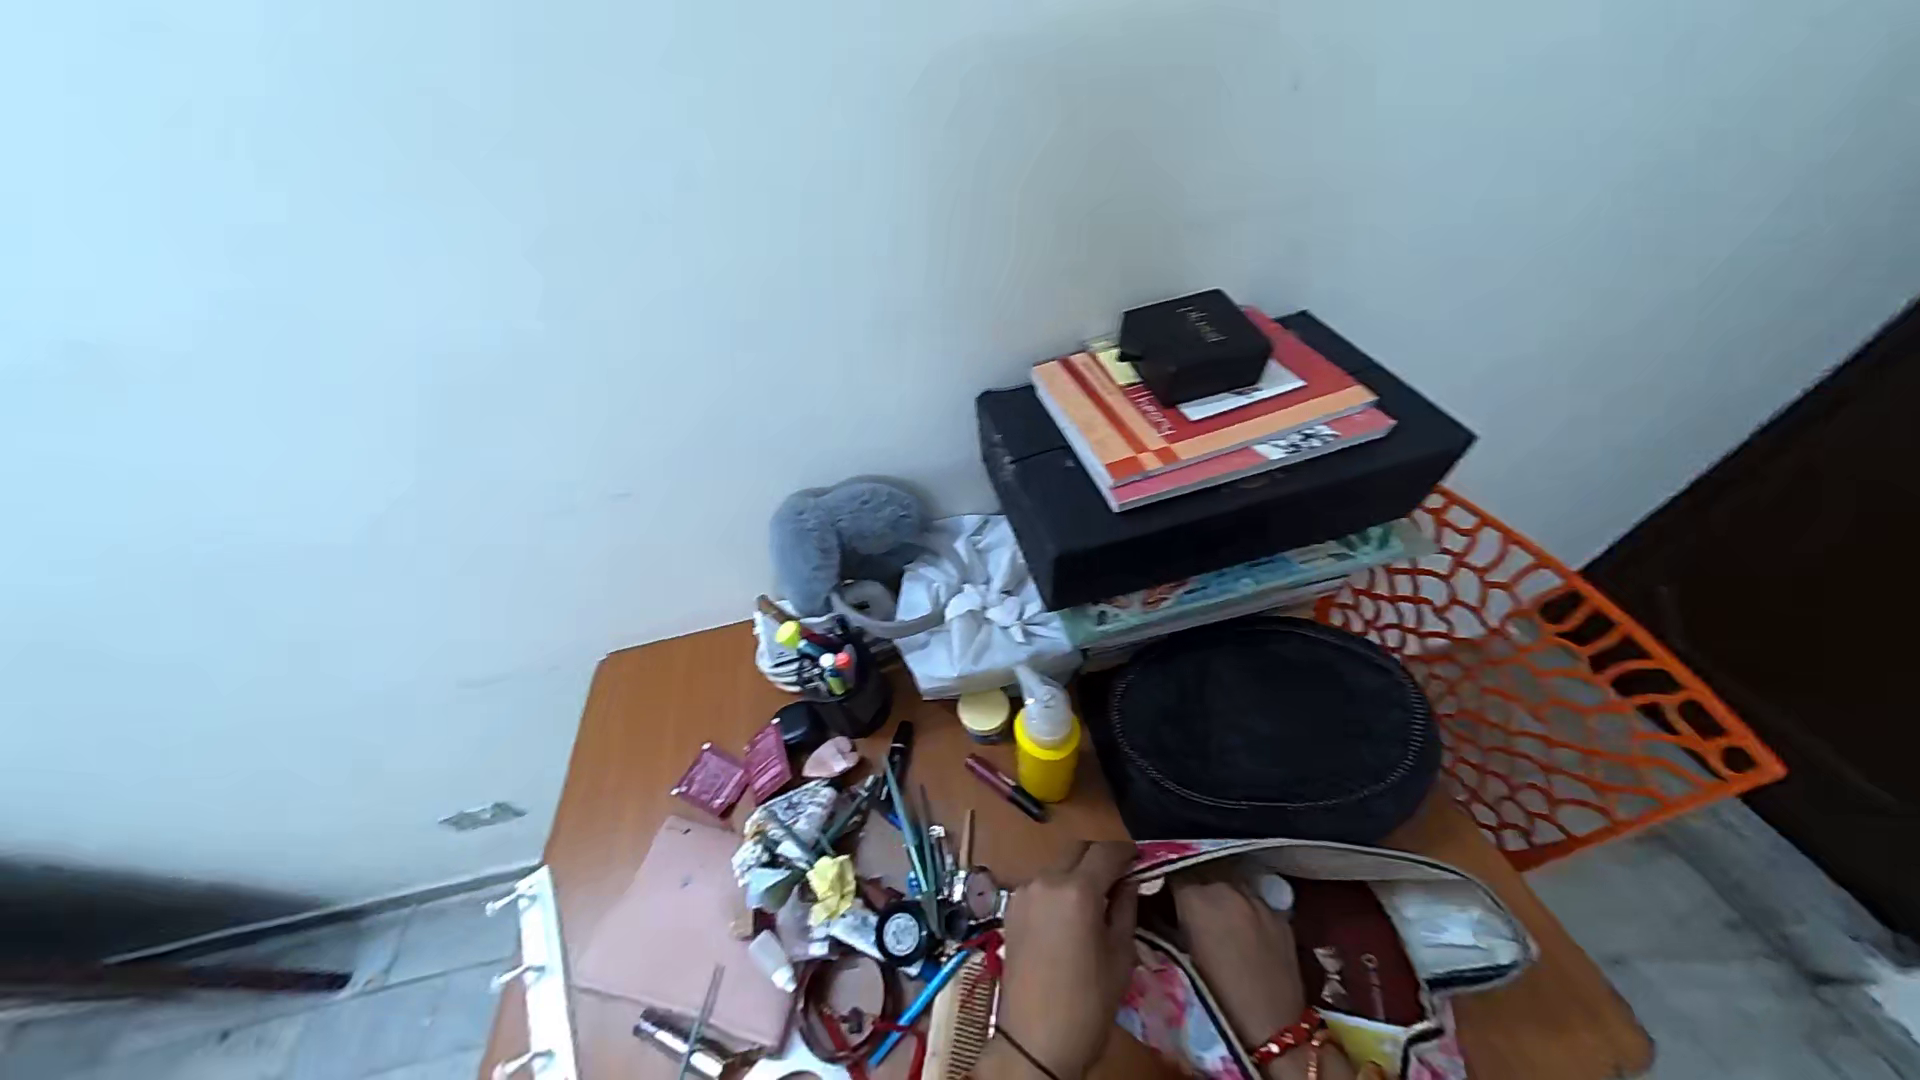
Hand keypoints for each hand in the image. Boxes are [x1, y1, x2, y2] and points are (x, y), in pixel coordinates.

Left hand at [978, 842, 1138, 1079]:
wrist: (1033, 1040)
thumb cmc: (1087, 1004)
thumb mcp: (1120, 956)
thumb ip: (1125, 908)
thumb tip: (1129, 881)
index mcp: (1076, 890)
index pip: (1105, 851)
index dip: (1126, 851)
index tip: (1139, 859)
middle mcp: (1046, 880)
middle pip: (1077, 850)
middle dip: (1100, 857)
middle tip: (1119, 877)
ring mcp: (1024, 891)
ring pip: (1057, 865)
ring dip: (1077, 872)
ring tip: (1094, 900)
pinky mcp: (1011, 906)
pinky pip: (1040, 884)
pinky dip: (1057, 887)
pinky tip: (1068, 914)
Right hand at [1172, 876, 1305, 1043]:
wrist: (1273, 1028)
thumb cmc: (1216, 996)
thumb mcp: (1181, 953)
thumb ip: (1167, 919)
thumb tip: (1157, 903)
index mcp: (1196, 897)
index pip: (1174, 869)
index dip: (1167, 877)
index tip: (1163, 888)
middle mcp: (1226, 888)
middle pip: (1203, 869)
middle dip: (1194, 880)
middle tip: (1189, 900)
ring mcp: (1257, 899)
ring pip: (1231, 880)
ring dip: (1220, 889)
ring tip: (1217, 910)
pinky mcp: (1280, 915)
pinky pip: (1255, 899)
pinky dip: (1245, 906)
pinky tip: (1244, 926)